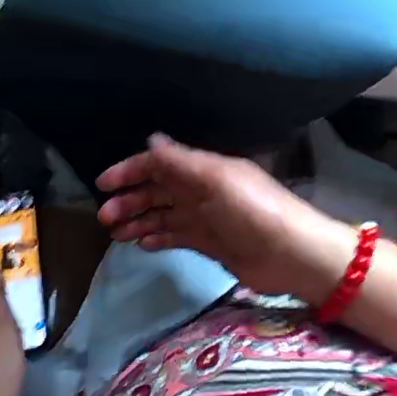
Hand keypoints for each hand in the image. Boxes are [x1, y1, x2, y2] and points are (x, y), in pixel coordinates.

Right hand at [95, 134, 354, 301]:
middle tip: (105, 217)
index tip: (102, 184)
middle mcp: (201, 191)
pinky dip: (158, 238)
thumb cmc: (254, 211)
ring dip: (138, 221)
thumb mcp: (216, 181)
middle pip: (156, 191)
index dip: (129, 171)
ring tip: (116, 234)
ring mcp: (206, 218)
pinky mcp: (210, 244)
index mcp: (202, 170)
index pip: (158, 164)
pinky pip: (176, 237)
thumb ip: (180, 162)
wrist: (294, 255)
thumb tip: (150, 140)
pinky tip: (142, 245)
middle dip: (129, 200)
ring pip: (162, 215)